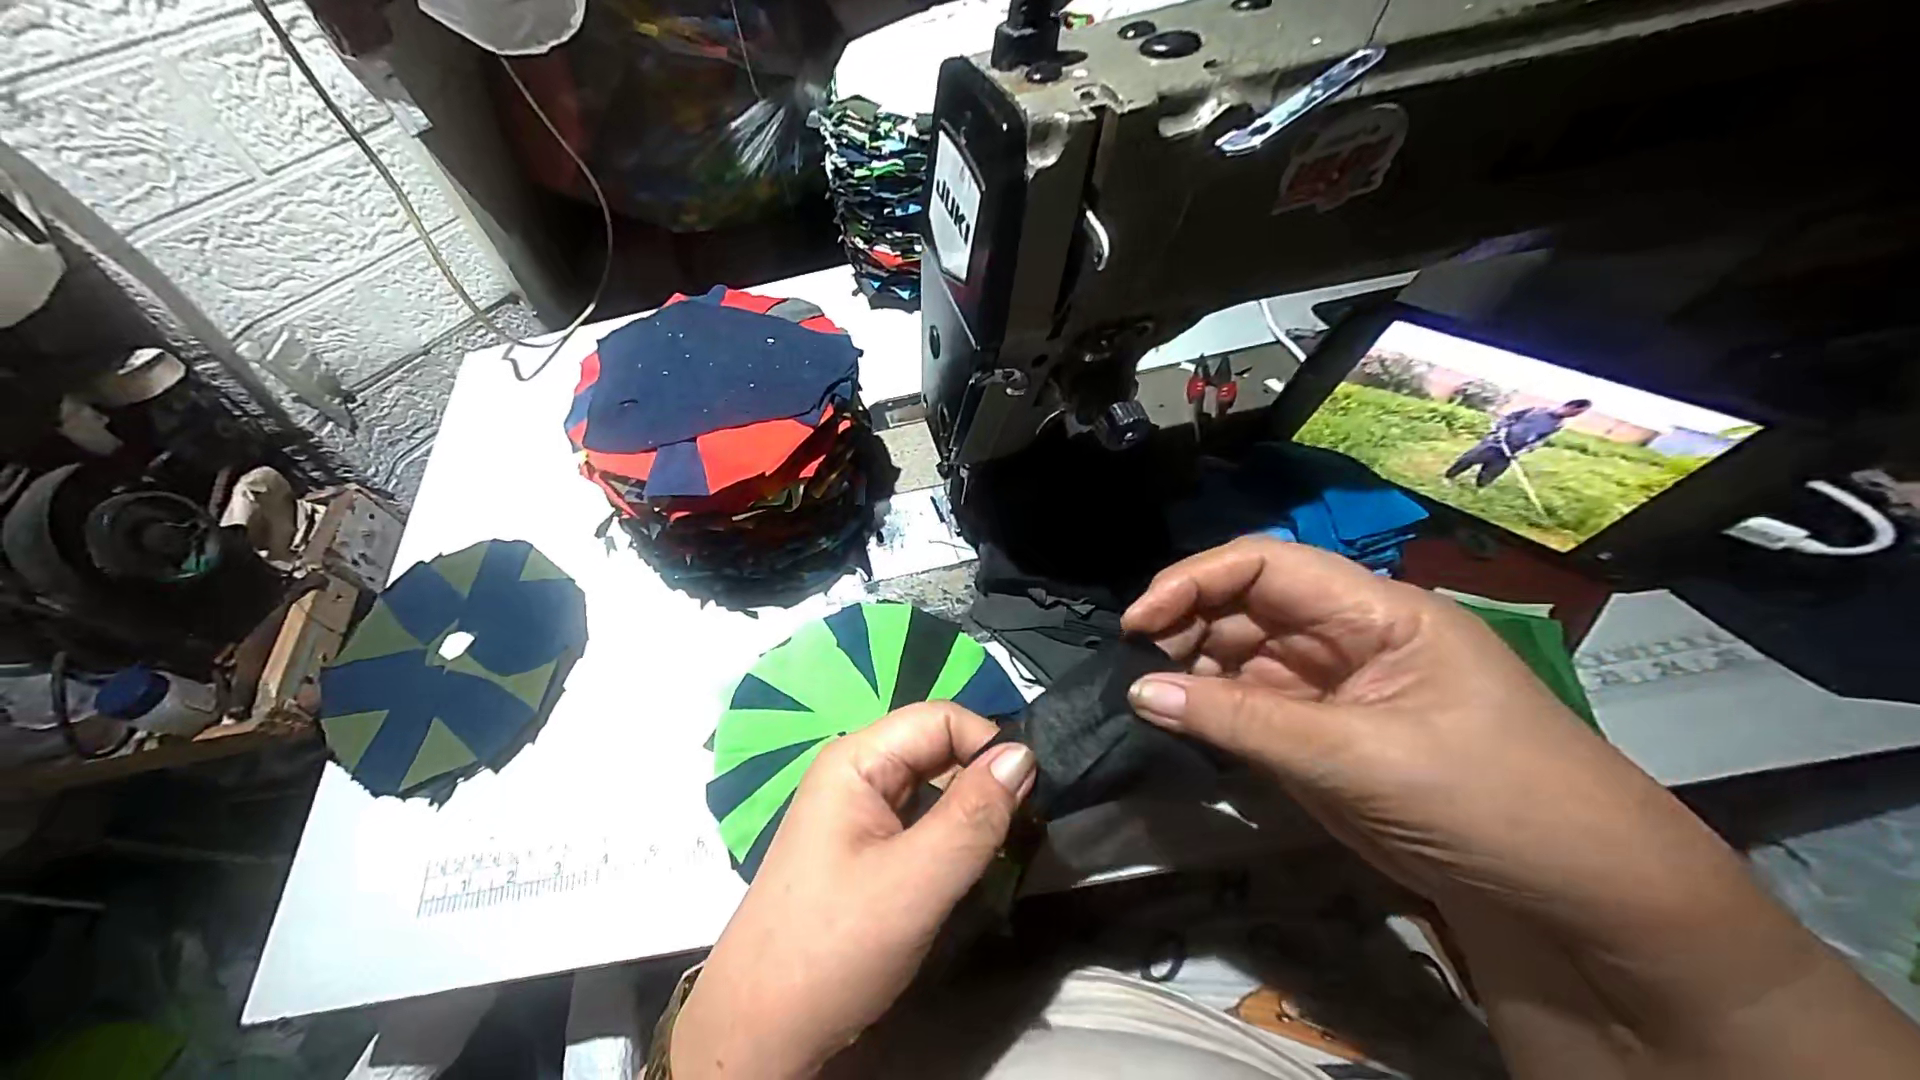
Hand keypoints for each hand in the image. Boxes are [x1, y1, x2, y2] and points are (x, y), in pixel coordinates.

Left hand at [671, 702, 1035, 1079]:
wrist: (760, 1033)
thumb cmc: (833, 949)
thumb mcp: (915, 881)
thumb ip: (973, 815)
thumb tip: (1024, 756)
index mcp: (857, 760)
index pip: (941, 719)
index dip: (987, 744)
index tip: (1027, 793)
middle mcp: (857, 772)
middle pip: (937, 748)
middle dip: (982, 777)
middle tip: (1022, 825)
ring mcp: (859, 810)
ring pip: (933, 784)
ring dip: (971, 808)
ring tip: (1004, 845)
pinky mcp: (866, 846)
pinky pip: (922, 818)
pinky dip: (954, 832)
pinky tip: (972, 861)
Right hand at [1119, 536, 1758, 941]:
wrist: (1575, 904)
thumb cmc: (1489, 801)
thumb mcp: (1358, 756)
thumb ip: (1241, 722)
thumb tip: (1137, 692)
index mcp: (1373, 611)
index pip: (1266, 564)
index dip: (1195, 580)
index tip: (1140, 620)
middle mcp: (1345, 635)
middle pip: (1244, 605)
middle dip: (1186, 624)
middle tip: (1136, 666)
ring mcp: (1330, 685)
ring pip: (1238, 654)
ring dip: (1191, 669)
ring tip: (1150, 696)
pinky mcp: (1319, 732)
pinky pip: (1247, 703)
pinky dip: (1209, 709)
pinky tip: (1181, 720)